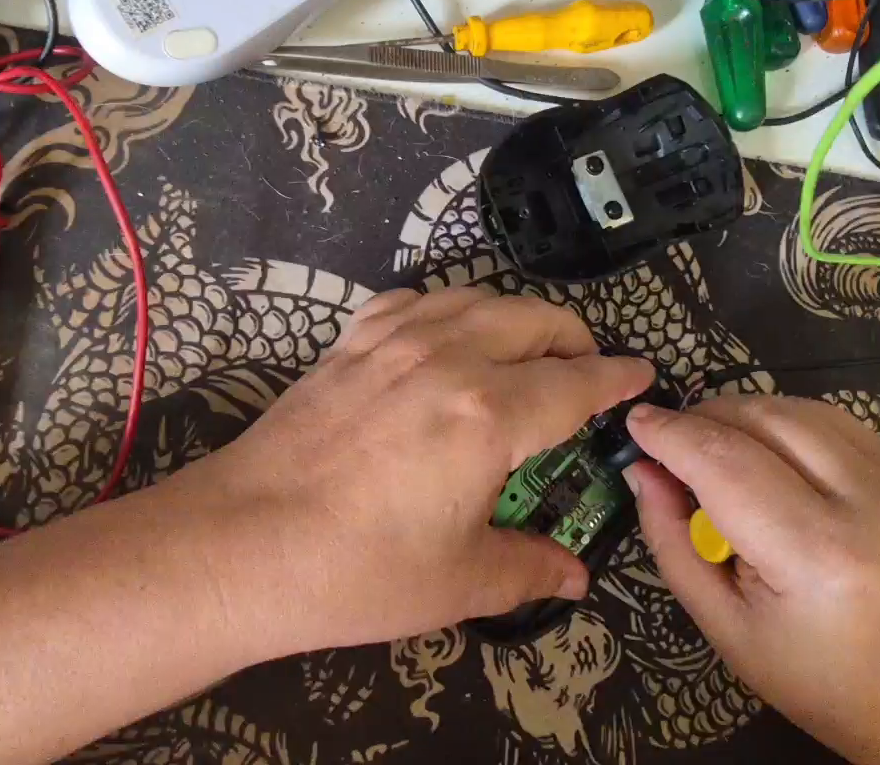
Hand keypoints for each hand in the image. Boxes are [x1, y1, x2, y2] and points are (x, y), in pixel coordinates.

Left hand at [166, 287, 652, 660]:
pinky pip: (416, 299)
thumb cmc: (355, 570)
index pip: (576, 383)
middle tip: (586, 370)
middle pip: (536, 320)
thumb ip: (529, 569)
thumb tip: (576, 575)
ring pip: (480, 297)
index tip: (641, 373)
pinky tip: (446, 332)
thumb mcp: (457, 581)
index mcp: (491, 415)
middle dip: (575, 339)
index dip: (617, 378)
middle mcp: (451, 358)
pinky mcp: (352, 340)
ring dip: (518, 316)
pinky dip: (449, 307)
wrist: (238, 543)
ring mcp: (397, 340)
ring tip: (526, 347)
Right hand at [625, 396, 879, 764]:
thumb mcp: (727, 629)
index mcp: (822, 557)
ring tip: (713, 446)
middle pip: (763, 418)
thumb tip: (641, 469)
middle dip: (703, 417)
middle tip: (669, 440)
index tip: (635, 421)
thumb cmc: (824, 682)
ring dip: (741, 414)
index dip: (672, 434)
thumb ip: (672, 541)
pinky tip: (768, 455)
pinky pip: (830, 422)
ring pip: (796, 408)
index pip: (727, 464)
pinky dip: (783, 424)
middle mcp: (872, 504)